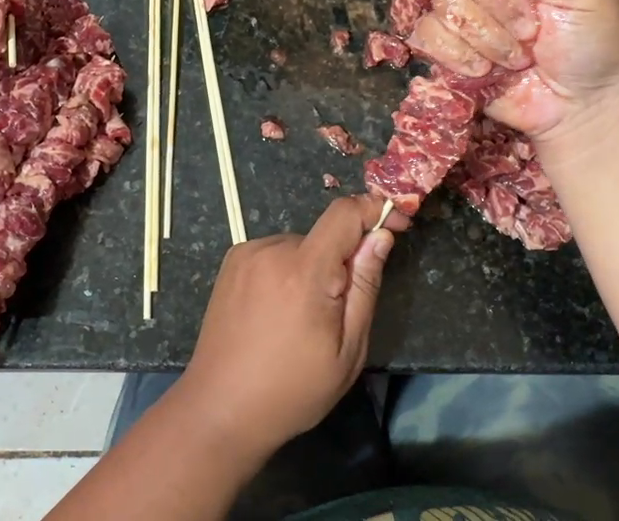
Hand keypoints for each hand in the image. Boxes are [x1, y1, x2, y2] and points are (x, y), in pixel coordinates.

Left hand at [173, 196, 406, 455]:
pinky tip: (276, 313)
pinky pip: (274, 254)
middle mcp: (271, 250)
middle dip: (339, 262)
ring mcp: (246, 254)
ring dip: (311, 269)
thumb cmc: (293, 389)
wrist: (221, 409)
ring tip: (300, 321)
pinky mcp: (231, 263)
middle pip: (322, 236)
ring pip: (298, 247)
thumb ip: (365, 284)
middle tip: (337, 313)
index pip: (344, 213)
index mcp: (304, 270)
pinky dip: (286, 272)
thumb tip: (381, 235)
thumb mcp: (348, 348)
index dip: (375, 210)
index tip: (398, 224)